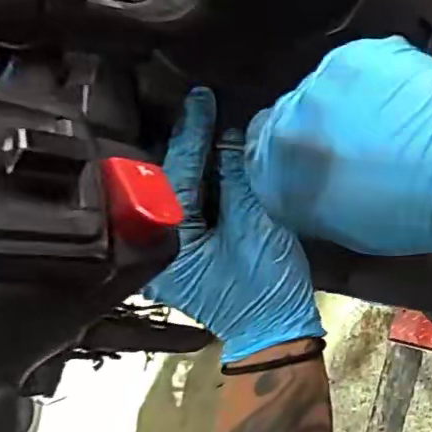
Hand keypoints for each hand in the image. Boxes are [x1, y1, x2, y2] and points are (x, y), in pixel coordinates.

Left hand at [142, 88, 323, 362]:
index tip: (201, 99)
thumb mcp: (255, 226)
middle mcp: (155, 247)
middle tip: (198, 105)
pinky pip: (182, 210)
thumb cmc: (266, 285)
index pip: (176, 173)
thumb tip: (230, 136)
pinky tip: (208, 161)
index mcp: (166, 242)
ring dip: (188, 161)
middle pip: (165, 182)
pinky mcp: (182, 257)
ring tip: (202, 125)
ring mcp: (167, 254)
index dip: (192, 133)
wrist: (276, 332)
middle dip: (182, 143)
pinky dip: (196, 184)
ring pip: (172, 194)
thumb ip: (236, 178)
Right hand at [245, 36, 431, 267]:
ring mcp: (325, 81)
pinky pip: (357, 63)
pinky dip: (375, 76)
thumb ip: (305, 197)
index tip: (310, 153)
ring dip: (346, 97)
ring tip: (387, 119)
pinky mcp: (360, 54)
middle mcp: (291, 119)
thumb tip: (298, 179)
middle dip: (319, 123)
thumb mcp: (343, 224)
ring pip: (323, 85)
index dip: (287, 153)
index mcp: (281, 169)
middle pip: (290, 111)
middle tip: (356, 137)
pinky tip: (401, 100)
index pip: (258, 151)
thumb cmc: (417, 211)